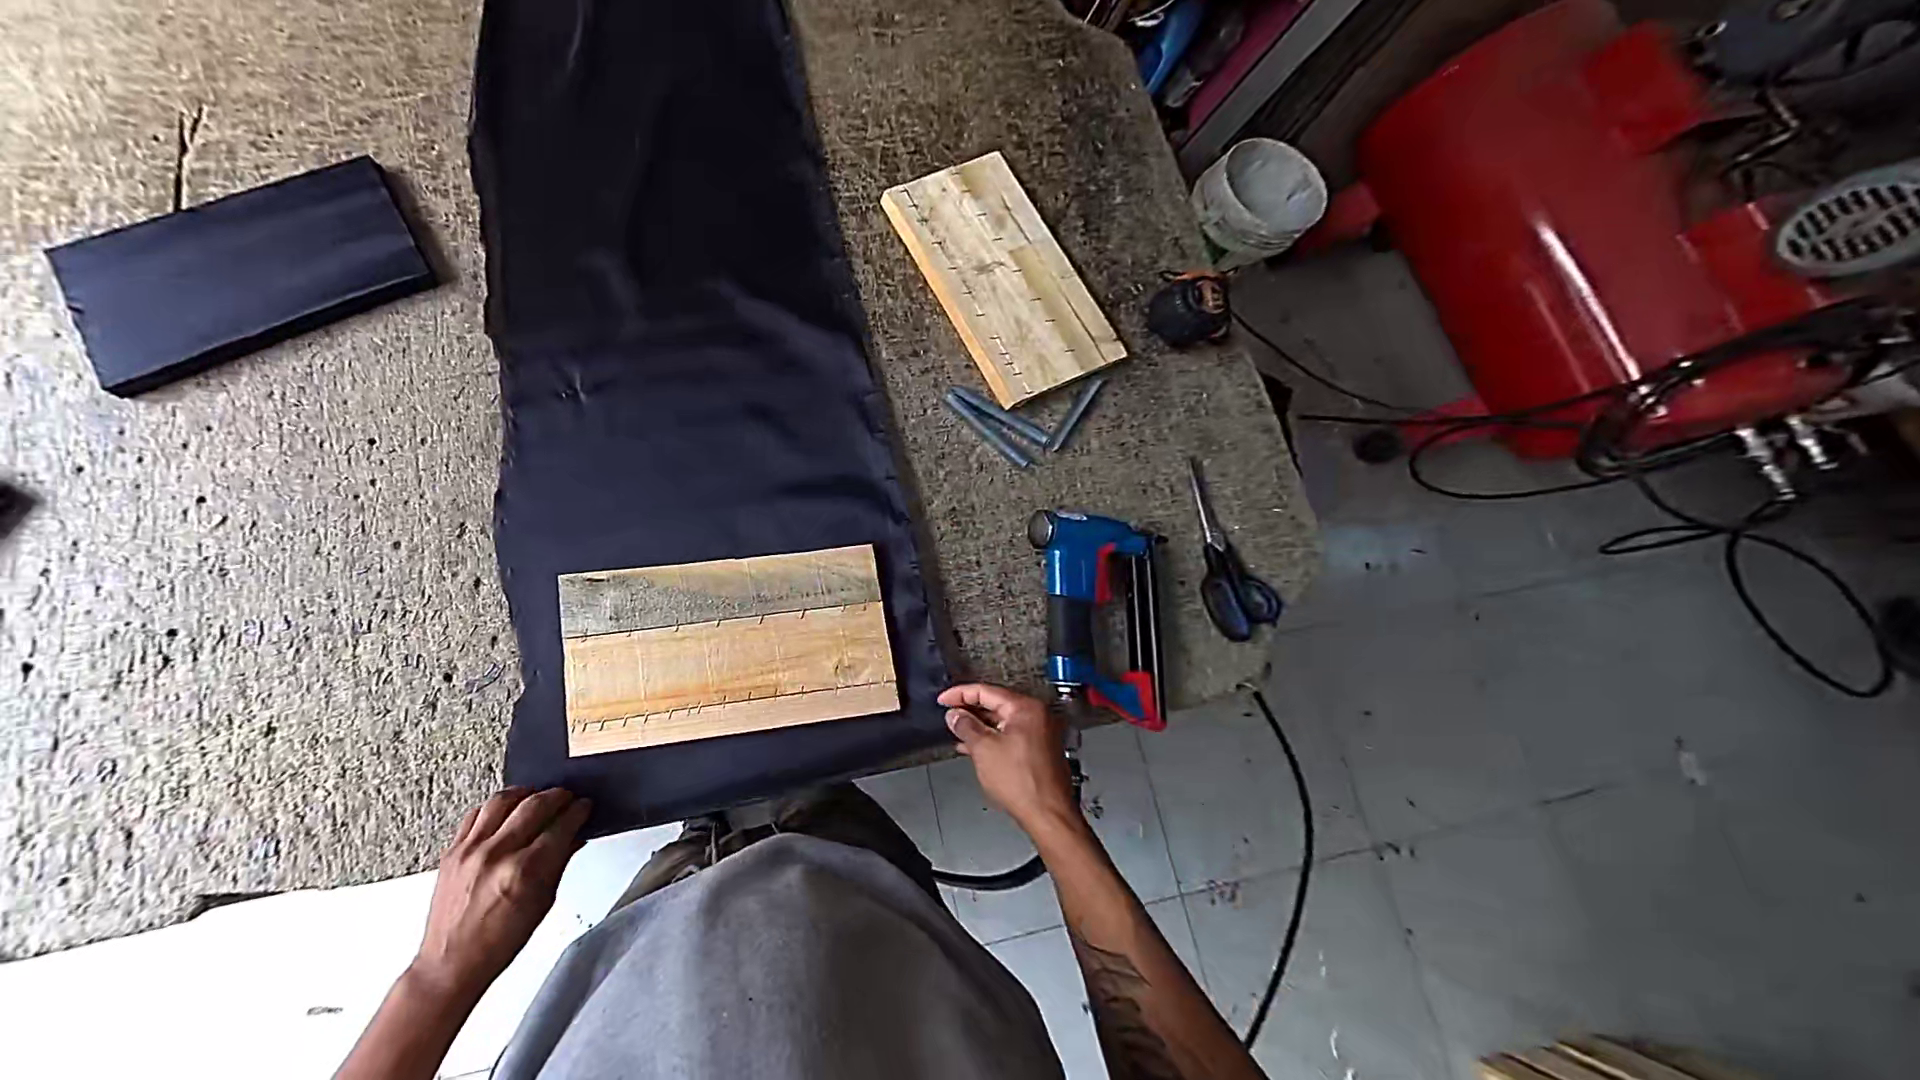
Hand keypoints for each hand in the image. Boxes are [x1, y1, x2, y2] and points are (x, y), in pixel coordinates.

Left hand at [411, 786, 590, 997]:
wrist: (450, 965)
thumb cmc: (497, 942)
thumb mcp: (544, 900)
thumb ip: (560, 860)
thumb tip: (574, 835)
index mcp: (525, 870)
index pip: (563, 823)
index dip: (580, 810)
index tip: (585, 807)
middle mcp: (496, 855)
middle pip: (536, 804)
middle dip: (559, 796)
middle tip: (568, 798)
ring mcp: (470, 851)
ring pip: (503, 799)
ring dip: (527, 793)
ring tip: (538, 796)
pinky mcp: (452, 852)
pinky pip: (475, 814)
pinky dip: (497, 806)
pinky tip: (508, 810)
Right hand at [938, 684, 1080, 836]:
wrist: (1048, 814)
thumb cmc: (1025, 785)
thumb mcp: (983, 749)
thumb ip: (966, 726)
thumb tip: (955, 715)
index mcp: (1026, 708)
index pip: (986, 691)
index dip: (960, 694)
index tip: (945, 699)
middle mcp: (1037, 716)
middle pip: (996, 704)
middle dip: (969, 710)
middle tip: (950, 714)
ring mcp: (1041, 733)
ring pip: (1003, 721)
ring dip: (979, 726)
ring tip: (958, 731)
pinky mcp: (1039, 749)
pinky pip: (1011, 735)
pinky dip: (992, 738)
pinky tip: (976, 748)